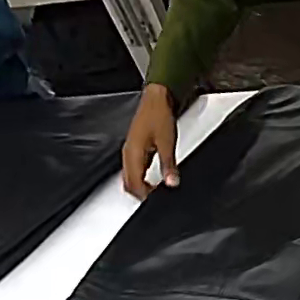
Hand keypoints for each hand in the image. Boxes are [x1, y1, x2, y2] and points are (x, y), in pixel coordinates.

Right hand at [121, 83, 180, 199]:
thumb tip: (171, 182)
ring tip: (154, 191)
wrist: (157, 99)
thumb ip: (169, 165)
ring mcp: (130, 150)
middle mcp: (128, 153)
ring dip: (140, 185)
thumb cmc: (159, 116)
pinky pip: (135, 167)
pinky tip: (153, 178)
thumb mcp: (167, 143)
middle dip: (139, 193)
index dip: (144, 195)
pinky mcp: (136, 147)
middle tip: (155, 199)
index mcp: (133, 154)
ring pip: (129, 175)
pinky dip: (141, 176)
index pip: (133, 183)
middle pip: (128, 182)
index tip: (155, 200)